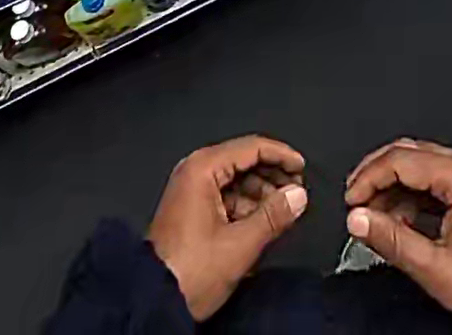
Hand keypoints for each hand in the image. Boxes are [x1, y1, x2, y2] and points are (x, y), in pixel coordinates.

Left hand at [146, 135, 308, 320]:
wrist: (148, 305)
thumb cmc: (190, 272)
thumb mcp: (239, 245)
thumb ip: (274, 216)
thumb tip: (299, 195)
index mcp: (203, 168)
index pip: (252, 147)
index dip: (282, 156)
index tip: (302, 168)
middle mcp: (195, 170)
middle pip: (244, 160)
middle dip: (272, 176)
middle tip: (296, 192)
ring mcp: (190, 188)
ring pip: (236, 179)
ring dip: (261, 193)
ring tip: (281, 212)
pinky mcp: (189, 207)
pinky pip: (225, 195)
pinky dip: (245, 205)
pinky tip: (261, 222)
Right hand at [343, 139, 451, 334]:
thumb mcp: (440, 272)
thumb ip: (394, 240)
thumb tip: (358, 219)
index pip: (403, 159)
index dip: (369, 177)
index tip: (350, 200)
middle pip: (410, 154)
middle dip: (377, 177)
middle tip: (355, 204)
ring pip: (420, 165)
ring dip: (393, 188)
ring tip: (374, 220)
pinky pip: (435, 179)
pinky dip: (412, 195)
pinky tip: (399, 221)